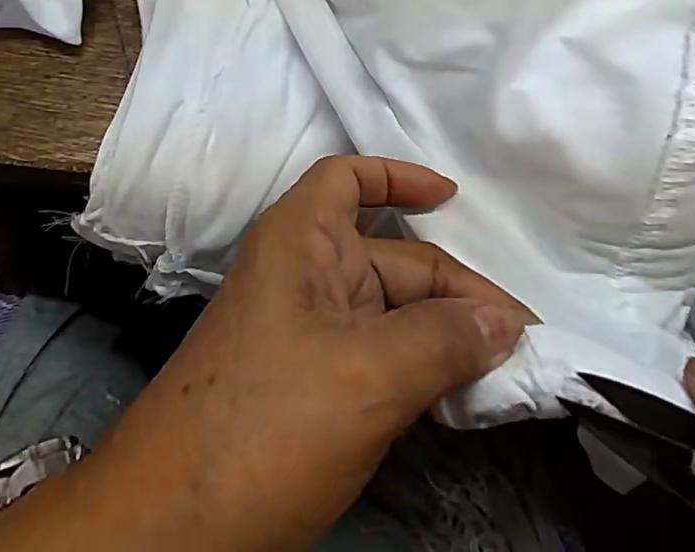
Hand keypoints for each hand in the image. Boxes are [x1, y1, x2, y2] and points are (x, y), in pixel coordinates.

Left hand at [0, 156, 534, 551]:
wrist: (171, 527)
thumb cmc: (267, 422)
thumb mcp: (366, 376)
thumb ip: (443, 340)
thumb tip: (506, 323)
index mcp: (300, 241)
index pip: (347, 180)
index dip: (398, 178)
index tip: (452, 196)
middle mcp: (303, 274)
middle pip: (393, 259)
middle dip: (456, 292)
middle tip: (523, 341)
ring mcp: (307, 330)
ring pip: (391, 313)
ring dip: (445, 336)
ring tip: (505, 371)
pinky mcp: (311, 381)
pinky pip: (378, 355)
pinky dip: (420, 367)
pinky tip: (460, 396)